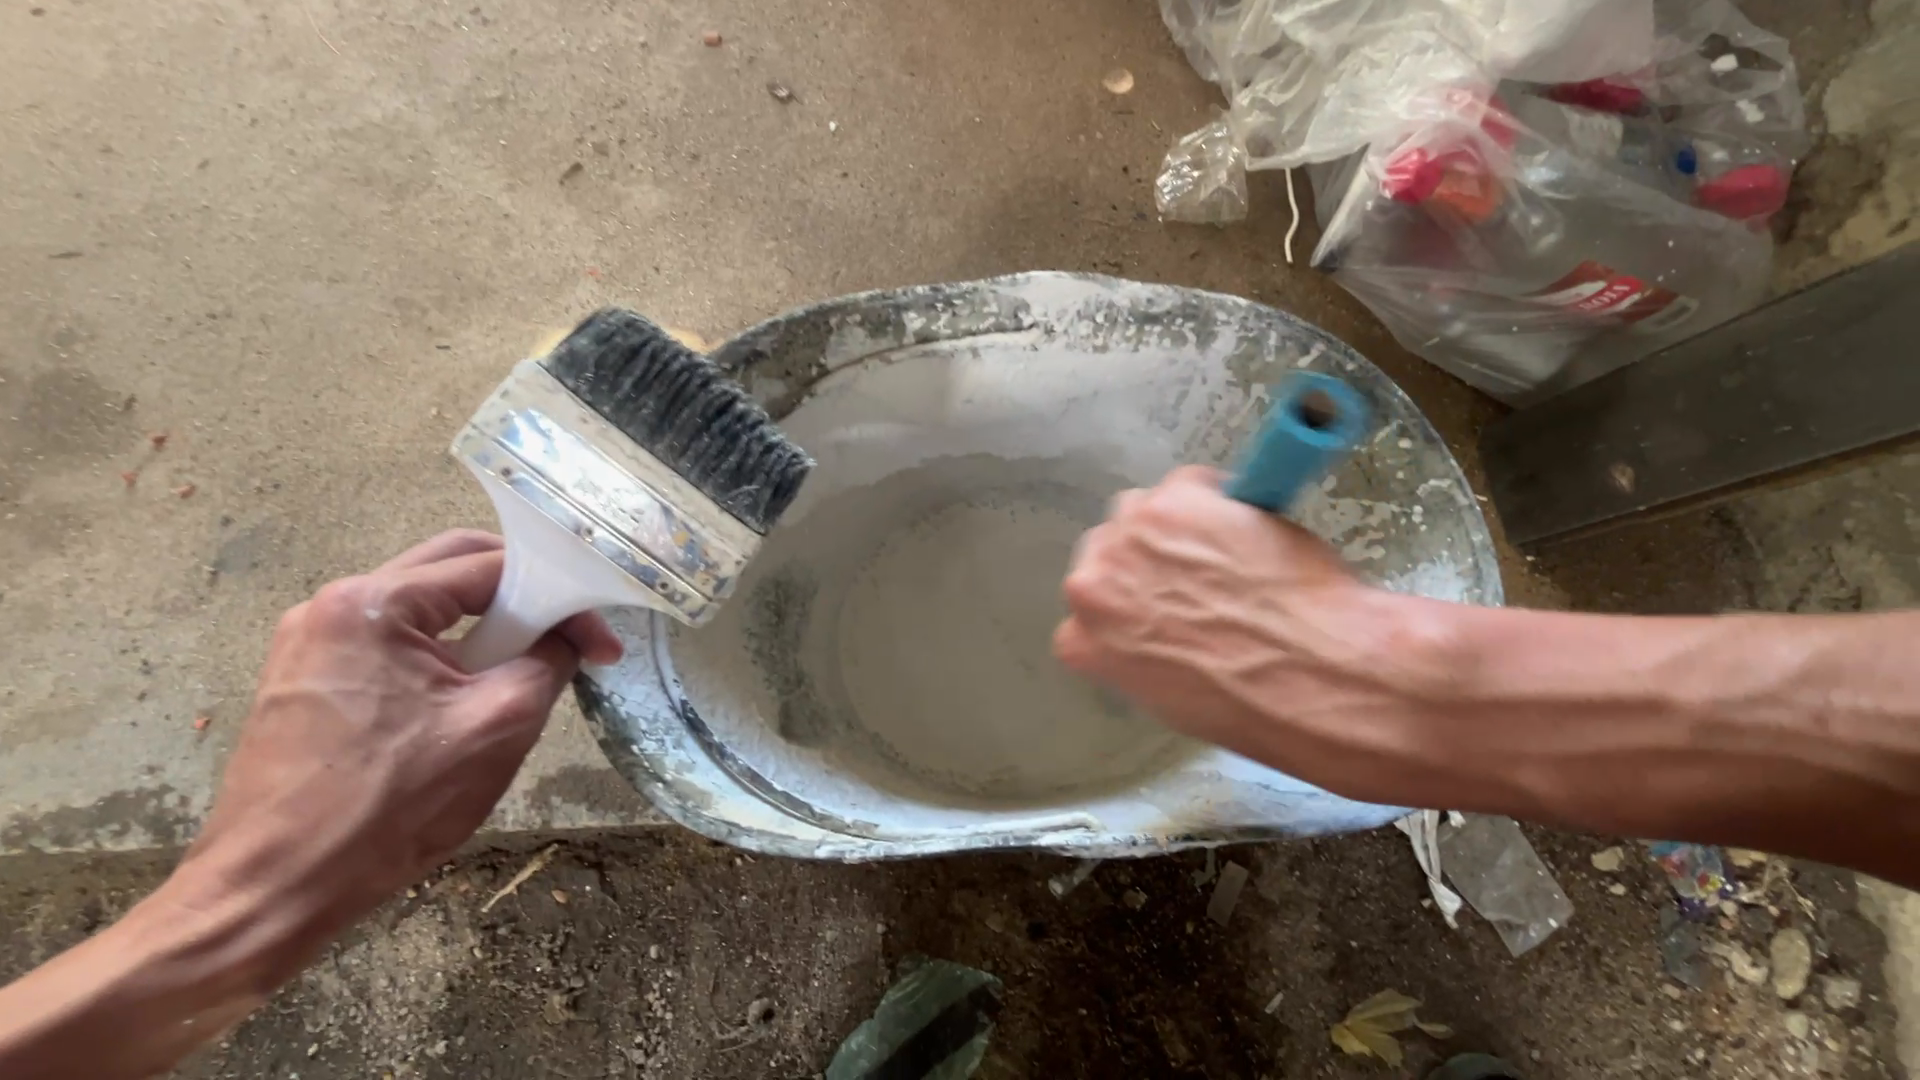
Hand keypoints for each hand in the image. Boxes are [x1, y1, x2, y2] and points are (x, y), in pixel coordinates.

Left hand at [177, 530, 621, 965]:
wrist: (273, 893)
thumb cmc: (394, 804)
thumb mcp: (502, 723)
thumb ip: (549, 660)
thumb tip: (567, 640)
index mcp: (374, 603)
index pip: (493, 567)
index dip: (562, 598)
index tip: (602, 644)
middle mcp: (332, 605)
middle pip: (453, 568)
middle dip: (525, 594)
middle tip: (571, 634)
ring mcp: (312, 643)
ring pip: (426, 606)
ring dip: (487, 625)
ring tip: (528, 666)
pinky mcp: (308, 680)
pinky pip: (397, 641)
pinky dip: (448, 651)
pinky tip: (473, 691)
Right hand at [1054, 466, 1465, 807]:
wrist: (1311, 675)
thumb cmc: (1248, 706)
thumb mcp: (1168, 697)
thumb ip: (1140, 650)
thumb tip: (1164, 624)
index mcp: (1083, 642)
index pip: (1089, 605)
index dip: (1129, 595)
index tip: (1159, 600)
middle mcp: (1092, 582)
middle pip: (1107, 546)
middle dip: (1145, 554)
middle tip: (1196, 574)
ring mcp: (1131, 535)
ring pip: (1143, 509)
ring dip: (1175, 521)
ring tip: (1228, 548)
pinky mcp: (1177, 499)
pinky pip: (1192, 483)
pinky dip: (1221, 496)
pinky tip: (1254, 527)